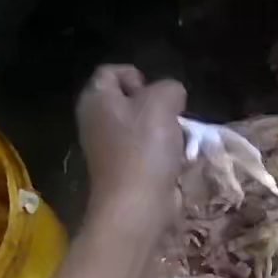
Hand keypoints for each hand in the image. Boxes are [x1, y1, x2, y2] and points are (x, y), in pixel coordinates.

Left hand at [76, 64, 185, 224]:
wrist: (138, 205)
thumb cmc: (145, 149)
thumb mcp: (162, 103)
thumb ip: (169, 88)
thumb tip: (172, 95)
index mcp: (96, 100)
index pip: (112, 72)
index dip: (139, 77)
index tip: (161, 95)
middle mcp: (96, 121)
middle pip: (130, 101)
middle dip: (158, 107)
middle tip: (174, 118)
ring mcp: (109, 149)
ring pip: (143, 128)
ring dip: (167, 132)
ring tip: (180, 142)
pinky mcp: (125, 171)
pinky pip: (148, 152)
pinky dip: (164, 154)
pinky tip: (178, 162)